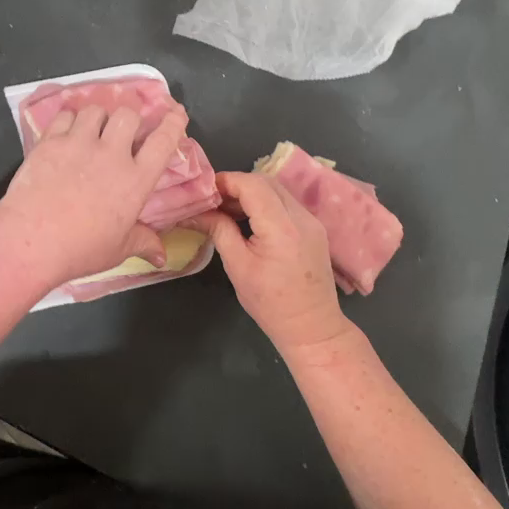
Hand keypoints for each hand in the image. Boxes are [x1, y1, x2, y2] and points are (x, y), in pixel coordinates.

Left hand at [0, 105, 186, 287]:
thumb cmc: (81, 249)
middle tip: (121, 132)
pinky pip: (65, 116)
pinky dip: (69, 121)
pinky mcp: (50, 141)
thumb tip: (162, 256)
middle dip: (129, 118)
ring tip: (92, 131)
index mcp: (135, 180)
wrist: (31, 240)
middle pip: (128, 115)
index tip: (176, 112)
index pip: (163, 141)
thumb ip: (143, 243)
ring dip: (98, 118)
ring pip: (95, 110)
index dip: (173, 122)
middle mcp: (111, 154)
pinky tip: (66, 134)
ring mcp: (79, 143)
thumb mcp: (118, 250)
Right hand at [186, 172, 353, 352]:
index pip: (252, 185)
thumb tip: (194, 212)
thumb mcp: (237, 267)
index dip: (226, 181)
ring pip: (277, 190)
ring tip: (226, 208)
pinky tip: (248, 219)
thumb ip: (218, 231)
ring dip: (251, 192)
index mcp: (281, 228)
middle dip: (237, 184)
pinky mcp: (314, 228)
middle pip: (265, 181)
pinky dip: (265, 202)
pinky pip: (286, 203)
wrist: (312, 327)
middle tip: (213, 199)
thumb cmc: (270, 303)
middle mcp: (301, 217)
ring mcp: (311, 221)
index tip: (204, 191)